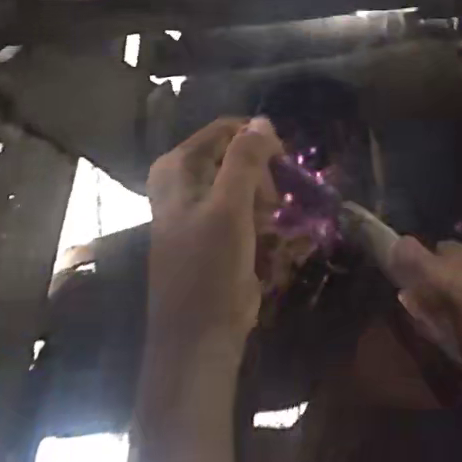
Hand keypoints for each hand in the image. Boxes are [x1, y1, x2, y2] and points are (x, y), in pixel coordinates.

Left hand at [145, 115, 283, 347]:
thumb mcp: (229, 207)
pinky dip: (260, 216)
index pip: (225, 130)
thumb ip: (245, 159)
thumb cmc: (208, 269)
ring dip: (265, 198)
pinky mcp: (213, 231)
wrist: (198, 341)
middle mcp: (183, 180)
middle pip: (235, 154)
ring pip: (243, 181)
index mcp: (176, 167)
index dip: (258, 142)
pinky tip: (269, 235)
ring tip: (271, 223)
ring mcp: (197, 206)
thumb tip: (262, 121)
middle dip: (262, 174)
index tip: (285, 166)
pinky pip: (244, 207)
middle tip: (275, 202)